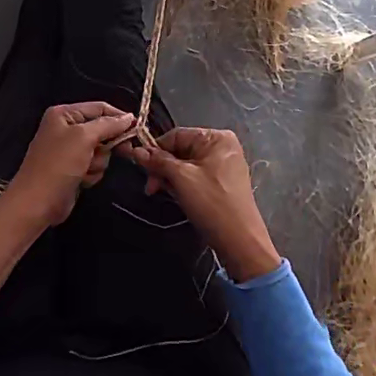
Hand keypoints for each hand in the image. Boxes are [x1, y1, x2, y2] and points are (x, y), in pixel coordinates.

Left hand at [4, 102, 137, 226]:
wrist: (38, 202)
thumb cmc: (58, 164)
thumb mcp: (84, 138)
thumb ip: (109, 125)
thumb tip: (129, 117)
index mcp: (64, 114)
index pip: (100, 108)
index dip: (119, 117)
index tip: (138, 128)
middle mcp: (66, 128)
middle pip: (102, 129)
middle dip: (107, 144)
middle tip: (125, 151)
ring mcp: (69, 150)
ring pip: (101, 150)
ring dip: (98, 161)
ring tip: (86, 170)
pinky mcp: (73, 169)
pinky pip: (94, 165)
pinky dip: (92, 173)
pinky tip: (82, 180)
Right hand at [123, 127, 280, 280]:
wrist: (239, 240)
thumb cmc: (211, 203)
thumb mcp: (181, 178)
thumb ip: (158, 161)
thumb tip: (136, 150)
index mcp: (217, 137)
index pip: (176, 135)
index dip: (156, 150)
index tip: (141, 168)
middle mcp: (223, 147)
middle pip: (181, 150)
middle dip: (163, 168)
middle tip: (152, 188)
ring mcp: (224, 166)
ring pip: (186, 166)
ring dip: (171, 179)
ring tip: (166, 194)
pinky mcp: (222, 183)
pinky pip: (196, 177)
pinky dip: (183, 186)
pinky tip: (179, 198)